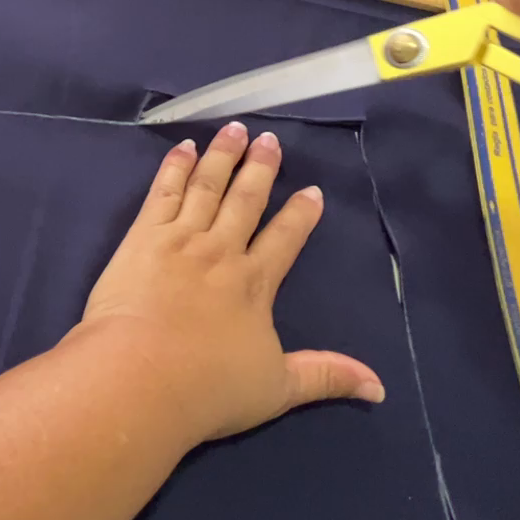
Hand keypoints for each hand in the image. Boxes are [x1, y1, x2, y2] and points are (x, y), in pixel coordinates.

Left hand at [69, 122, 383, 445]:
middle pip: (245, 200)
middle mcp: (221, 251)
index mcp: (254, 284)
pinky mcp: (142, 235)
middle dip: (260, 168)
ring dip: (222, 156)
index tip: (313, 190)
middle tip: (270, 139)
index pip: (285, 239)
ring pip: (207, 186)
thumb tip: (379, 386)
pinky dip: (175, 166)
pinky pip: (163, 191)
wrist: (140, 374)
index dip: (301, 214)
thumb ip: (325, 376)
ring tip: (234, 130)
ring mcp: (180, 238)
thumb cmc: (207, 387)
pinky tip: (184, 147)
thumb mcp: (277, 389)